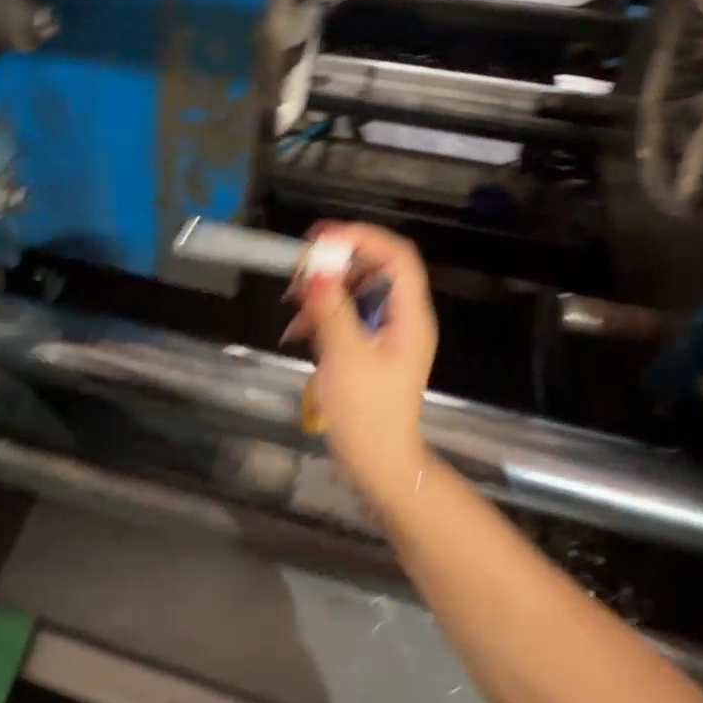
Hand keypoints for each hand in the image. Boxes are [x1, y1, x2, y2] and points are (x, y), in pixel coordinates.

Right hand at [286, 223, 438, 504]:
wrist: (378, 464)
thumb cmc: (367, 412)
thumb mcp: (345, 357)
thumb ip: (332, 309)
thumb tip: (317, 268)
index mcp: (409, 317)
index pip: (396, 258)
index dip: (362, 238)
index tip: (320, 238)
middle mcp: (403, 320)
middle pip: (376, 270)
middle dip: (337, 264)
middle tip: (300, 269)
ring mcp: (387, 336)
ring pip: (358, 293)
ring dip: (325, 291)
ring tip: (293, 301)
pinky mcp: (369, 352)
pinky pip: (348, 318)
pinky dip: (323, 316)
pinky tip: (297, 330)